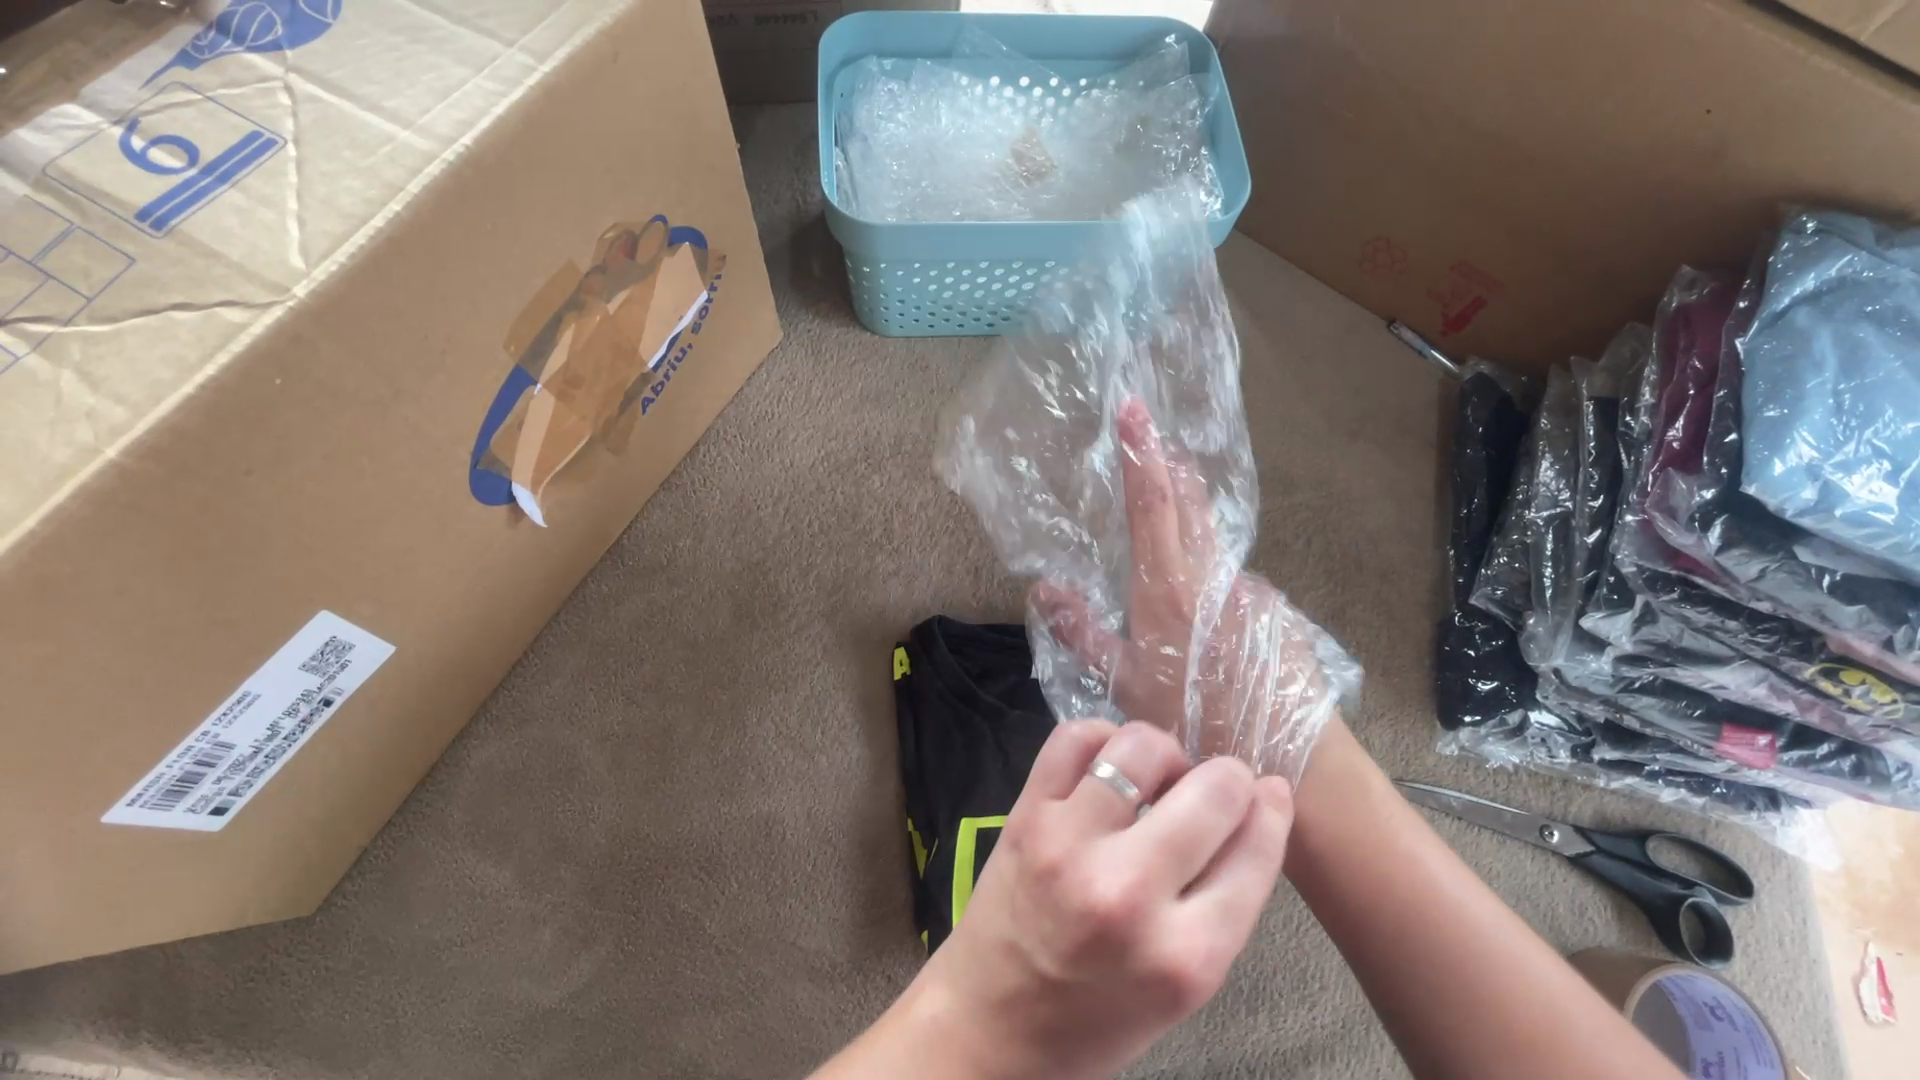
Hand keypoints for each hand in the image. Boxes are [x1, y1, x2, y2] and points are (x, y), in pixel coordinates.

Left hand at [904, 719, 1294, 1079]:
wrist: (991, 1023)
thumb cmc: (1098, 1014)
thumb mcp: (1186, 986)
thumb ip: (1226, 901)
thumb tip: (1261, 803)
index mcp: (1186, 955)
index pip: (1256, 847)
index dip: (1271, 809)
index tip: (1267, 792)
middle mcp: (1130, 892)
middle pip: (1213, 790)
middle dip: (1228, 778)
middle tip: (1212, 789)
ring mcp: (1071, 845)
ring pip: (1143, 749)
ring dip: (1166, 754)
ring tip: (1159, 776)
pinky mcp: (1026, 815)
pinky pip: (1074, 738)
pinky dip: (1102, 736)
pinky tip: (1109, 761)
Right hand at [1032, 398, 1339, 778]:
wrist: (1291, 761)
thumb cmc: (1196, 725)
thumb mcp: (1124, 685)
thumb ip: (1083, 632)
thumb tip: (1045, 589)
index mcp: (1167, 589)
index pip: (1151, 503)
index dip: (1138, 453)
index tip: (1132, 409)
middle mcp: (1211, 576)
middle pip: (1189, 502)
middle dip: (1168, 463)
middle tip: (1149, 435)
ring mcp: (1249, 589)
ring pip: (1212, 536)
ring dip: (1189, 511)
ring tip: (1169, 499)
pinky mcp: (1272, 608)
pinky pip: (1233, 576)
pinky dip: (1212, 568)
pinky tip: (1205, 598)